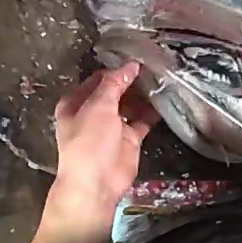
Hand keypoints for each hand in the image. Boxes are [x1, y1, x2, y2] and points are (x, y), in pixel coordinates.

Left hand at [44, 62, 153, 240]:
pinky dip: (152, 113)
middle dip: (132, 82)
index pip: (99, 79)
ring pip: (130, 105)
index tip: (139, 60)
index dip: (117, 70)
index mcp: (77, 102)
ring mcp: (112, 126)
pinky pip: (142, 121)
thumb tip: (131, 65)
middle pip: (115, 91)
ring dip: (143, 96)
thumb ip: (115, 84)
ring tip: (162, 81)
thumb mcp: (98, 106)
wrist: (96, 182)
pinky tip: (164, 101)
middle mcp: (93, 112)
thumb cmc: (89, 141)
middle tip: (155, 68)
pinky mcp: (129, 139)